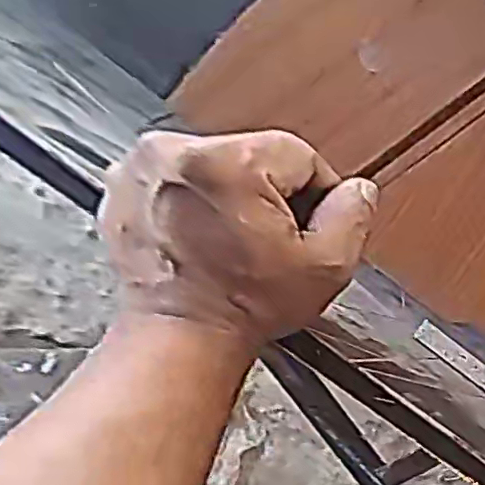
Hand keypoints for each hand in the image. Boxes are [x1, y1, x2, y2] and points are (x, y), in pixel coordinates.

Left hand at [98, 130, 378, 346]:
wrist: (183, 334)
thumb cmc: (246, 307)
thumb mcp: (325, 268)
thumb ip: (351, 219)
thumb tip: (359, 190)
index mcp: (230, 164)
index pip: (299, 154)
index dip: (319, 197)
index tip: (310, 233)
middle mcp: (177, 150)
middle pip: (256, 158)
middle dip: (273, 200)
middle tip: (273, 248)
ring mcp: (144, 166)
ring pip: (220, 168)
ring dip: (235, 202)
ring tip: (237, 249)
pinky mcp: (125, 184)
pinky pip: (182, 181)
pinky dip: (199, 207)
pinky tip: (209, 244)